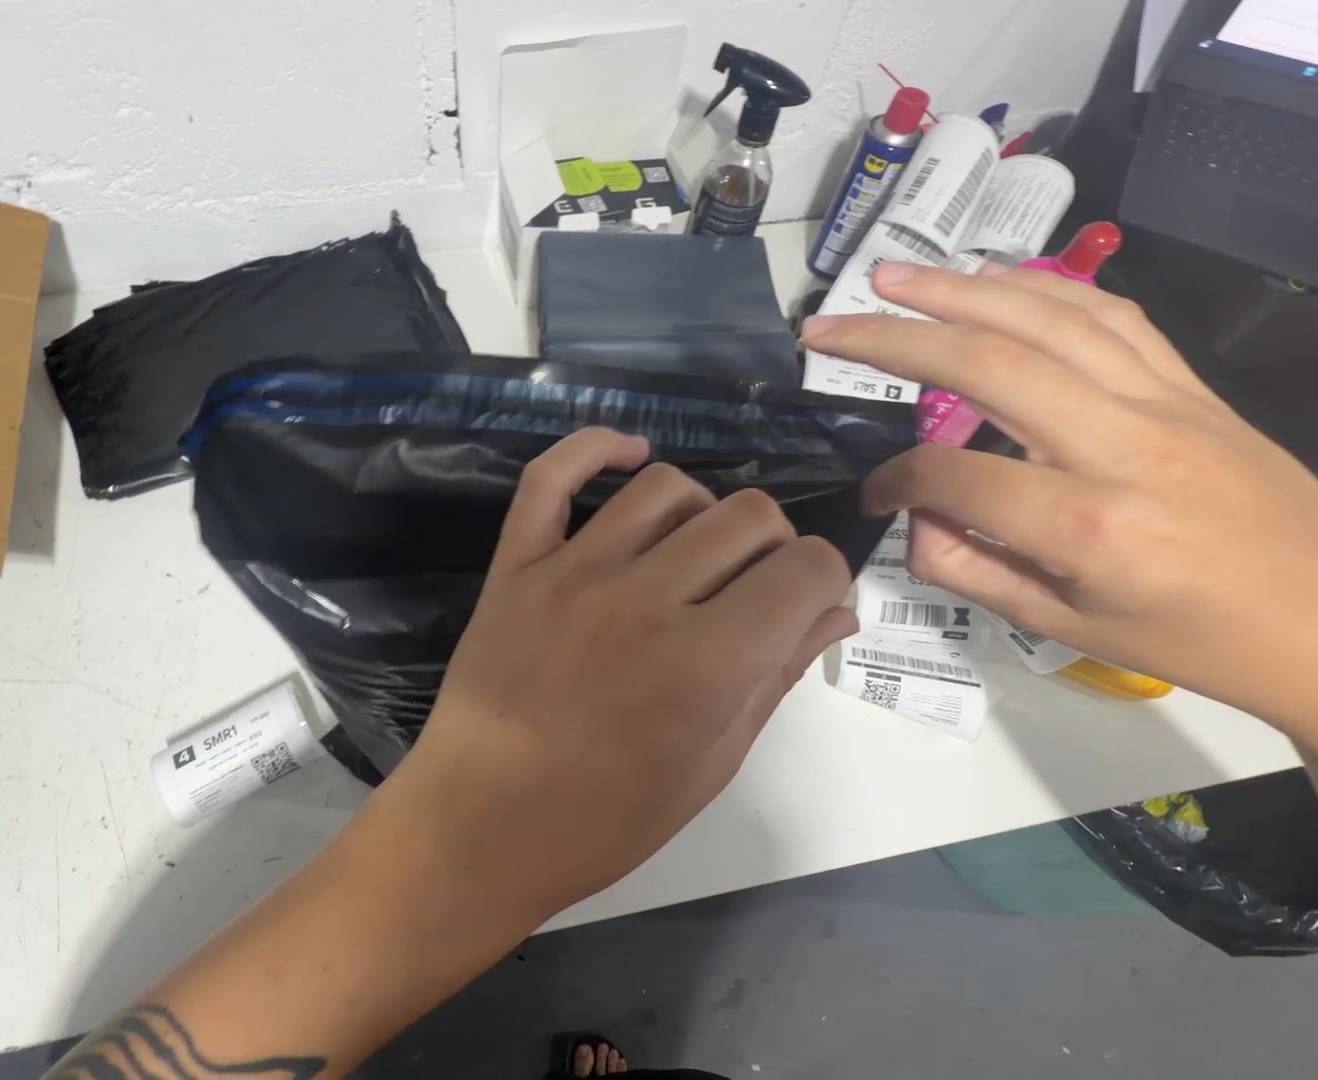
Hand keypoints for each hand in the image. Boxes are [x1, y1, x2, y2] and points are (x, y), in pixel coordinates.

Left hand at [369, 428, 856, 920]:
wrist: (483, 821)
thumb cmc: (605, 818)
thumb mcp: (711, 765)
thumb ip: (775, 677)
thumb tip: (834, 612)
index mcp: (708, 661)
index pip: (807, 567)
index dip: (822, 578)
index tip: (804, 602)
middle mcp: (646, 598)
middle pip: (748, 515)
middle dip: (773, 545)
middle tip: (751, 588)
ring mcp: (572, 572)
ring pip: (666, 487)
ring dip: (701, 510)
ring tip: (692, 553)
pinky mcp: (516, 564)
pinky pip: (552, 476)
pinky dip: (595, 449)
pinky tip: (630, 456)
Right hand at [802, 261, 1317, 724]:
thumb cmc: (1195, 642)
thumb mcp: (1063, 627)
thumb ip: (968, 568)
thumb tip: (912, 516)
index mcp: (1087, 524)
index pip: (951, 474)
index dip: (892, 480)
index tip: (872, 495)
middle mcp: (1123, 444)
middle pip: (989, 363)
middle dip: (893, 338)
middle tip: (825, 326)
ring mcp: (1166, 402)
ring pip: (1048, 318)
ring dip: (959, 289)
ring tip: (892, 277)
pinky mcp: (1193, 385)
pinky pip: (1110, 317)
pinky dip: (1042, 287)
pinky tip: (993, 279)